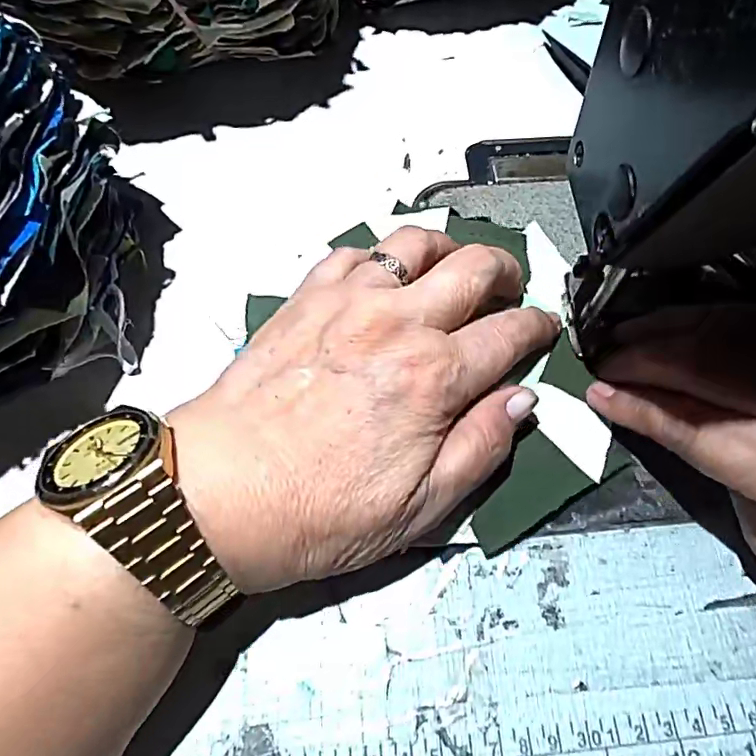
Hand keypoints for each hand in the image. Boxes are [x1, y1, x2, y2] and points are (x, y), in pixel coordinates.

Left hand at [166, 227, 557, 593]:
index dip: (538, 326)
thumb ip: (483, 446)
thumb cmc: (317, 513)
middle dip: (507, 271)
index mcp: (434, 377)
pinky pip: (355, 252)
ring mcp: (348, 302)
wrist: (212, 499)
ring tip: (456, 271)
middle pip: (476, 266)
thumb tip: (520, 400)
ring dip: (450, 250)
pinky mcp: (305, 300)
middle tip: (512, 289)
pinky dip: (383, 258)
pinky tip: (387, 282)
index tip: (543, 328)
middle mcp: (397, 324)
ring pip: (417, 243)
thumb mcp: (423, 507)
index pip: (510, 332)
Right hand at [586, 305, 755, 690]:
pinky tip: (699, 323)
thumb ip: (739, 489)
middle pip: (721, 364)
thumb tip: (692, 435)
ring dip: (686, 325)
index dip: (641, 403)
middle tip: (603, 349)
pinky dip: (731, 323)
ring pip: (751, 334)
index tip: (597, 387)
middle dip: (652, 353)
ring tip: (637, 329)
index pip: (701, 424)